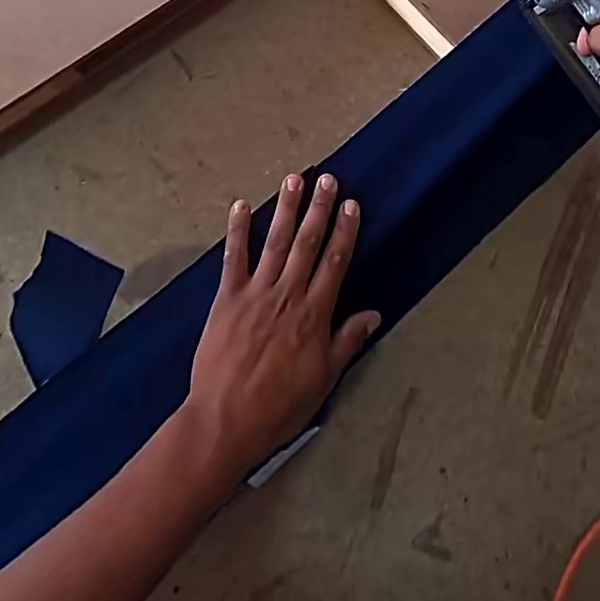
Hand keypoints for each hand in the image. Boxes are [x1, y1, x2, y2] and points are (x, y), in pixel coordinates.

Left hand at [185, 172, 380, 475]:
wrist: (225, 421)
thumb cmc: (279, 405)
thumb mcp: (323, 378)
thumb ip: (347, 341)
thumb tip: (374, 314)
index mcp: (314, 314)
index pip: (335, 262)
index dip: (344, 231)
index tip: (351, 205)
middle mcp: (287, 295)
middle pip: (308, 243)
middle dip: (319, 209)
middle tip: (327, 179)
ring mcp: (255, 293)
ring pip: (275, 243)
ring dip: (286, 209)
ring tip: (293, 180)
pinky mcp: (227, 299)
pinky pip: (234, 259)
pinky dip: (238, 231)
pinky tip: (241, 207)